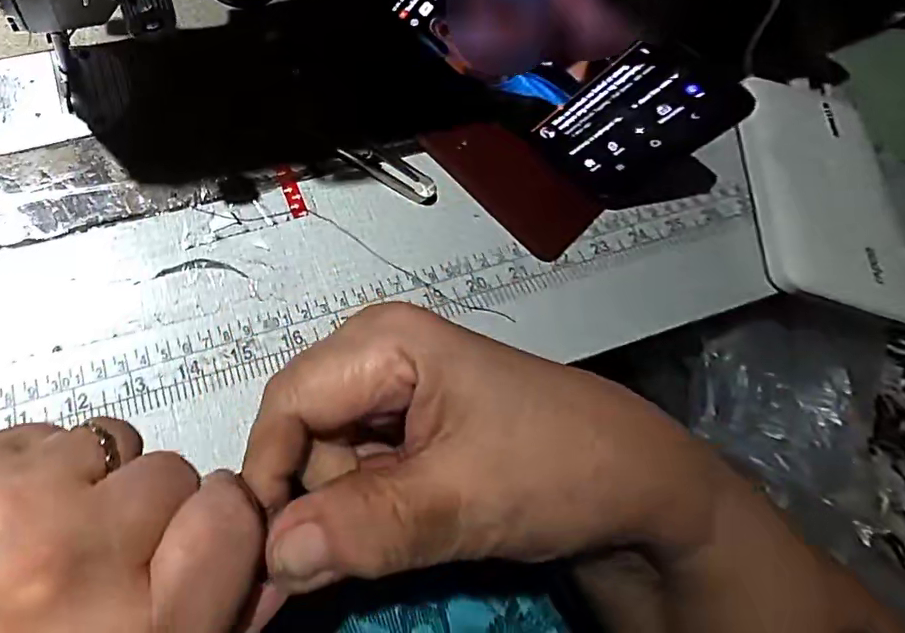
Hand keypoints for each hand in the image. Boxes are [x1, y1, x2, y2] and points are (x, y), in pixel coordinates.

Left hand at [0, 418, 264, 632]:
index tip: (185, 553)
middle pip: (174, 472)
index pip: (232, 513)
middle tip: (96, 574)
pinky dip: (41, 474)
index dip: (216, 532)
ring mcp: (11, 507)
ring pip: (114, 442)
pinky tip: (1, 532)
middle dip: (146, 517)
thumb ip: (216, 614)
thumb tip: (268, 552)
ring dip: (93, 488)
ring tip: (41, 550)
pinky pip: (52, 434)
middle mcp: (74, 561)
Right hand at [241, 303, 904, 632]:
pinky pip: (355, 472)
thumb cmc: (558, 465)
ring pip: (324, 459)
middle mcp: (377, 354)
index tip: (267, 565)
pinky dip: (360, 515)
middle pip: (302, 430)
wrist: (637, 485)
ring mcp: (391, 392)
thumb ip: (367, 525)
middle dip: (314, 501)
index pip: (289, 402)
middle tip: (351, 561)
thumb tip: (274, 555)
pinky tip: (392, 541)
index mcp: (384, 340)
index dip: (270, 477)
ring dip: (342, 515)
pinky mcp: (406, 430)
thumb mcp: (463, 499)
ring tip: (401, 543)